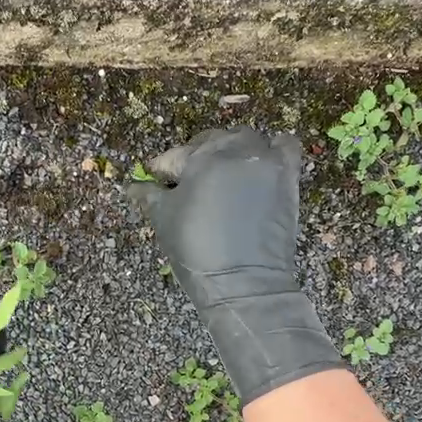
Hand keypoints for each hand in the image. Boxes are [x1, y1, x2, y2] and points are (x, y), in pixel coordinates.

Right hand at [127, 127, 341, 402]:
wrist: (243, 280)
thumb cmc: (196, 249)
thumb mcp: (164, 221)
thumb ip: (149, 196)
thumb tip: (133, 186)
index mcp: (201, 158)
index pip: (174, 156)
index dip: (162, 172)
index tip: (157, 185)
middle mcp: (235, 149)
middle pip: (211, 143)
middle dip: (197, 158)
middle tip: (189, 185)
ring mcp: (265, 160)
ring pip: (245, 141)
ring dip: (231, 152)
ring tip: (223, 177)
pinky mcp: (288, 175)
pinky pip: (283, 148)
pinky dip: (270, 152)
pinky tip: (259, 168)